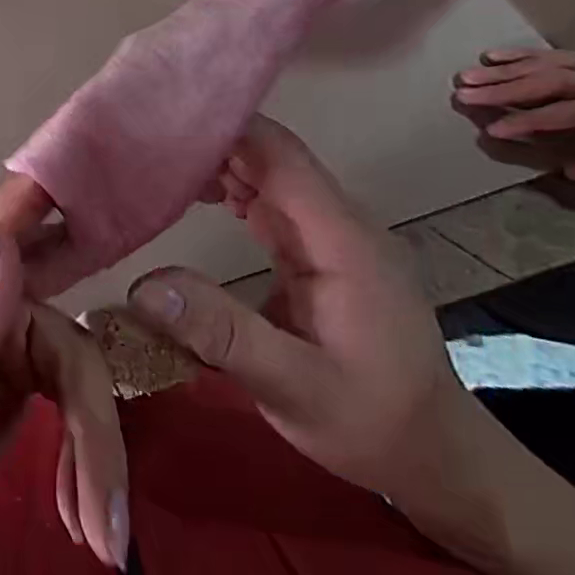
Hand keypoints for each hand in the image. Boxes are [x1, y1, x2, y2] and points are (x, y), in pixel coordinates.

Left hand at [0, 179, 129, 572]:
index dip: (43, 202)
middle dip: (98, 289)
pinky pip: (79, 396)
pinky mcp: (34, 371)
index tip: (97, 188)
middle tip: (159, 281)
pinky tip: (88, 510)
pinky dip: (88, 452)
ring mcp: (10, 328)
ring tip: (99, 525)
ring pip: (78, 358)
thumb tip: (0, 239)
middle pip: (55, 282)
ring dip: (94, 439)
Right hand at [125, 116, 474, 499]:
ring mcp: (328, 237)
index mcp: (341, 238)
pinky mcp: (317, 254)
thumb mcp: (295, 389)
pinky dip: (228, 190)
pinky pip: (268, 203)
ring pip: (266, 176)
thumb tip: (143, 287)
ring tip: (154, 162)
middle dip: (209, 141)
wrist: (435, 456)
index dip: (226, 127)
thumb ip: (223, 334)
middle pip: (269, 157)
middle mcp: (337, 223)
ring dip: (215, 162)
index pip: (280, 155)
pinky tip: (193, 194)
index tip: (164, 119)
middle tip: (140, 139)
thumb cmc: (372, 421)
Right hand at [453, 47, 574, 188]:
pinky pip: (567, 54)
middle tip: (464, 93)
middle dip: (507, 86)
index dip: (533, 120)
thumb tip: (569, 171)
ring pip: (557, 62)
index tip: (495, 131)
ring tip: (468, 75)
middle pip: (558, 79)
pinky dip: (528, 54)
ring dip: (509, 68)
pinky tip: (497, 56)